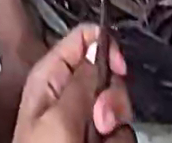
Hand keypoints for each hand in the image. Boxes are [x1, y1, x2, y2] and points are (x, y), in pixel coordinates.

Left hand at [13, 23, 133, 142]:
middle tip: (100, 123)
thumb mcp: (58, 119)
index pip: (82, 39)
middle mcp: (67, 97)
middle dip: (112, 100)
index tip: (119, 65)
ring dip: (115, 133)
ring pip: (118, 113)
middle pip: (106, 76)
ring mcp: (82, 126)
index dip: (105, 44)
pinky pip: (122, 139)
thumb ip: (80, 82)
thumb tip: (97, 47)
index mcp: (49, 79)